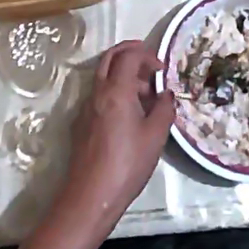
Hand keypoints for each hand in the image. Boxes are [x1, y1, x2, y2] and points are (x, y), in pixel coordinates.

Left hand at [65, 40, 175, 212]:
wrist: (90, 195)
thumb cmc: (127, 163)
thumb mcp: (156, 135)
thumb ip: (164, 109)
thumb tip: (165, 94)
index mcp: (115, 91)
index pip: (128, 56)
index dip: (147, 55)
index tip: (162, 68)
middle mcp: (96, 93)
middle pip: (109, 58)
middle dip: (130, 53)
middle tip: (150, 63)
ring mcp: (85, 108)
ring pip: (103, 77)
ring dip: (123, 75)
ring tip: (146, 94)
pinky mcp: (82, 123)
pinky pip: (100, 95)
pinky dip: (116, 91)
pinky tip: (131, 114)